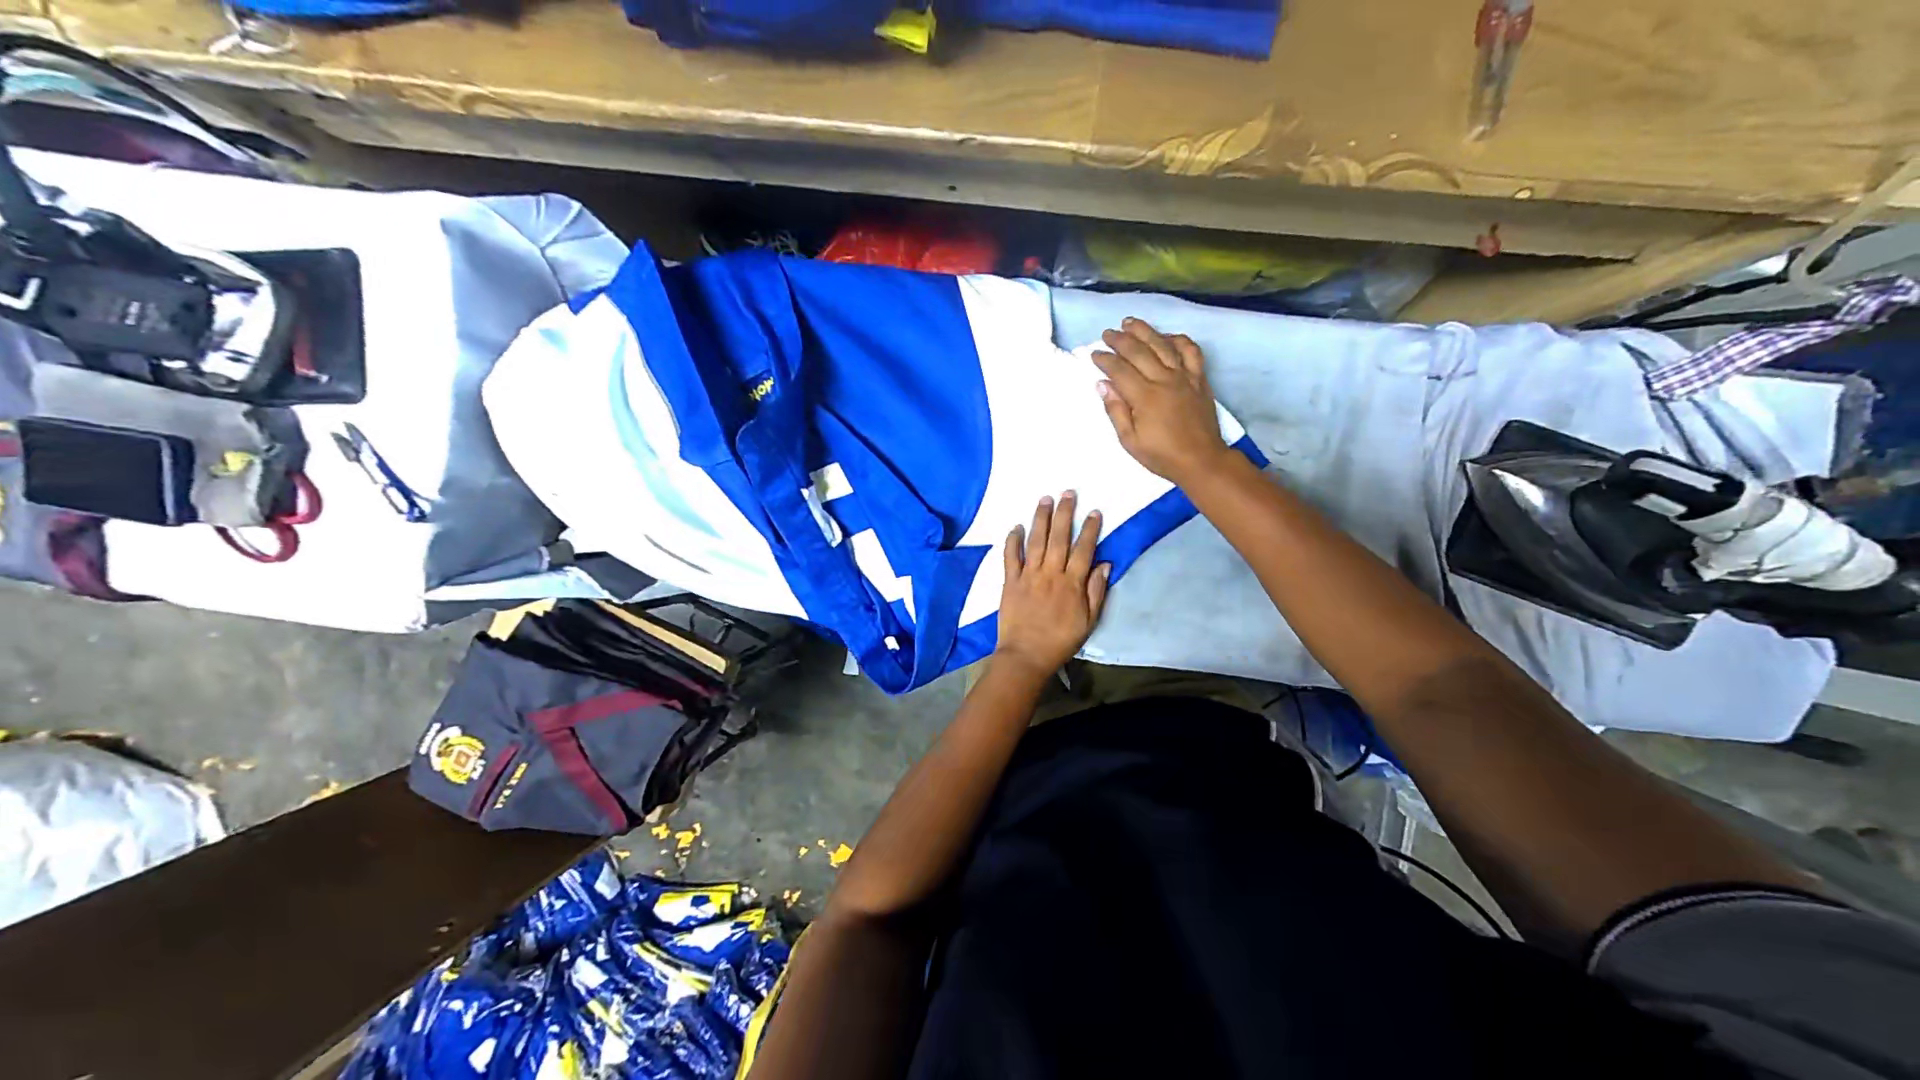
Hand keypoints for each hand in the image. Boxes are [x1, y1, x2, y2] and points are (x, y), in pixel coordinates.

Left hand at [994, 491, 1109, 676]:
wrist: (1026, 656)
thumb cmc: (1061, 641)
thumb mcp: (1089, 620)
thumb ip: (1096, 591)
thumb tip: (1105, 564)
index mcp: (1072, 583)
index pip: (1084, 549)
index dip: (1090, 529)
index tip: (1094, 512)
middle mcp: (1051, 573)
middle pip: (1059, 538)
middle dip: (1065, 513)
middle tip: (1068, 492)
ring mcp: (1029, 576)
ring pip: (1036, 541)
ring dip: (1041, 518)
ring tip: (1045, 499)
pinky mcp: (1010, 582)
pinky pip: (1011, 556)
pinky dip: (1013, 540)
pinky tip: (1016, 526)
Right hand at [1093, 318, 1232, 485]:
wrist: (1202, 460)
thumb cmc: (1162, 455)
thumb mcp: (1130, 441)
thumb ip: (1116, 411)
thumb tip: (1103, 384)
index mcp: (1145, 397)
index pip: (1120, 370)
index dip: (1105, 359)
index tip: (1094, 354)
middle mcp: (1164, 380)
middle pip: (1139, 351)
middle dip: (1120, 340)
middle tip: (1107, 334)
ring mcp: (1185, 377)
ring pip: (1163, 344)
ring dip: (1145, 331)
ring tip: (1130, 322)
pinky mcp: (1199, 379)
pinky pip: (1191, 351)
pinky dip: (1178, 340)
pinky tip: (1166, 336)